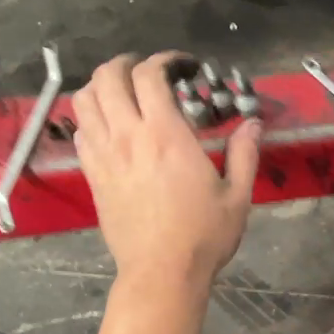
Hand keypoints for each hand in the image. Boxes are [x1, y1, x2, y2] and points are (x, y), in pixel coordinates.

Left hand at [72, 52, 263, 289]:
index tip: (181, 66)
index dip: (164, 61)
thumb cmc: (205, 236)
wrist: (163, 272)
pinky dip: (92, 117)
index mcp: (167, 135)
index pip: (150, 75)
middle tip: (146, 72)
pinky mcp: (92, 174)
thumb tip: (253, 124)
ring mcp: (105, 154)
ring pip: (85, 98)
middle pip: (108, 76)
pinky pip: (80, 130)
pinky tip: (109, 128)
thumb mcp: (238, 197)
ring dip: (102, 85)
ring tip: (121, 92)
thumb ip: (244, 155)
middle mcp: (128, 135)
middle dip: (126, 64)